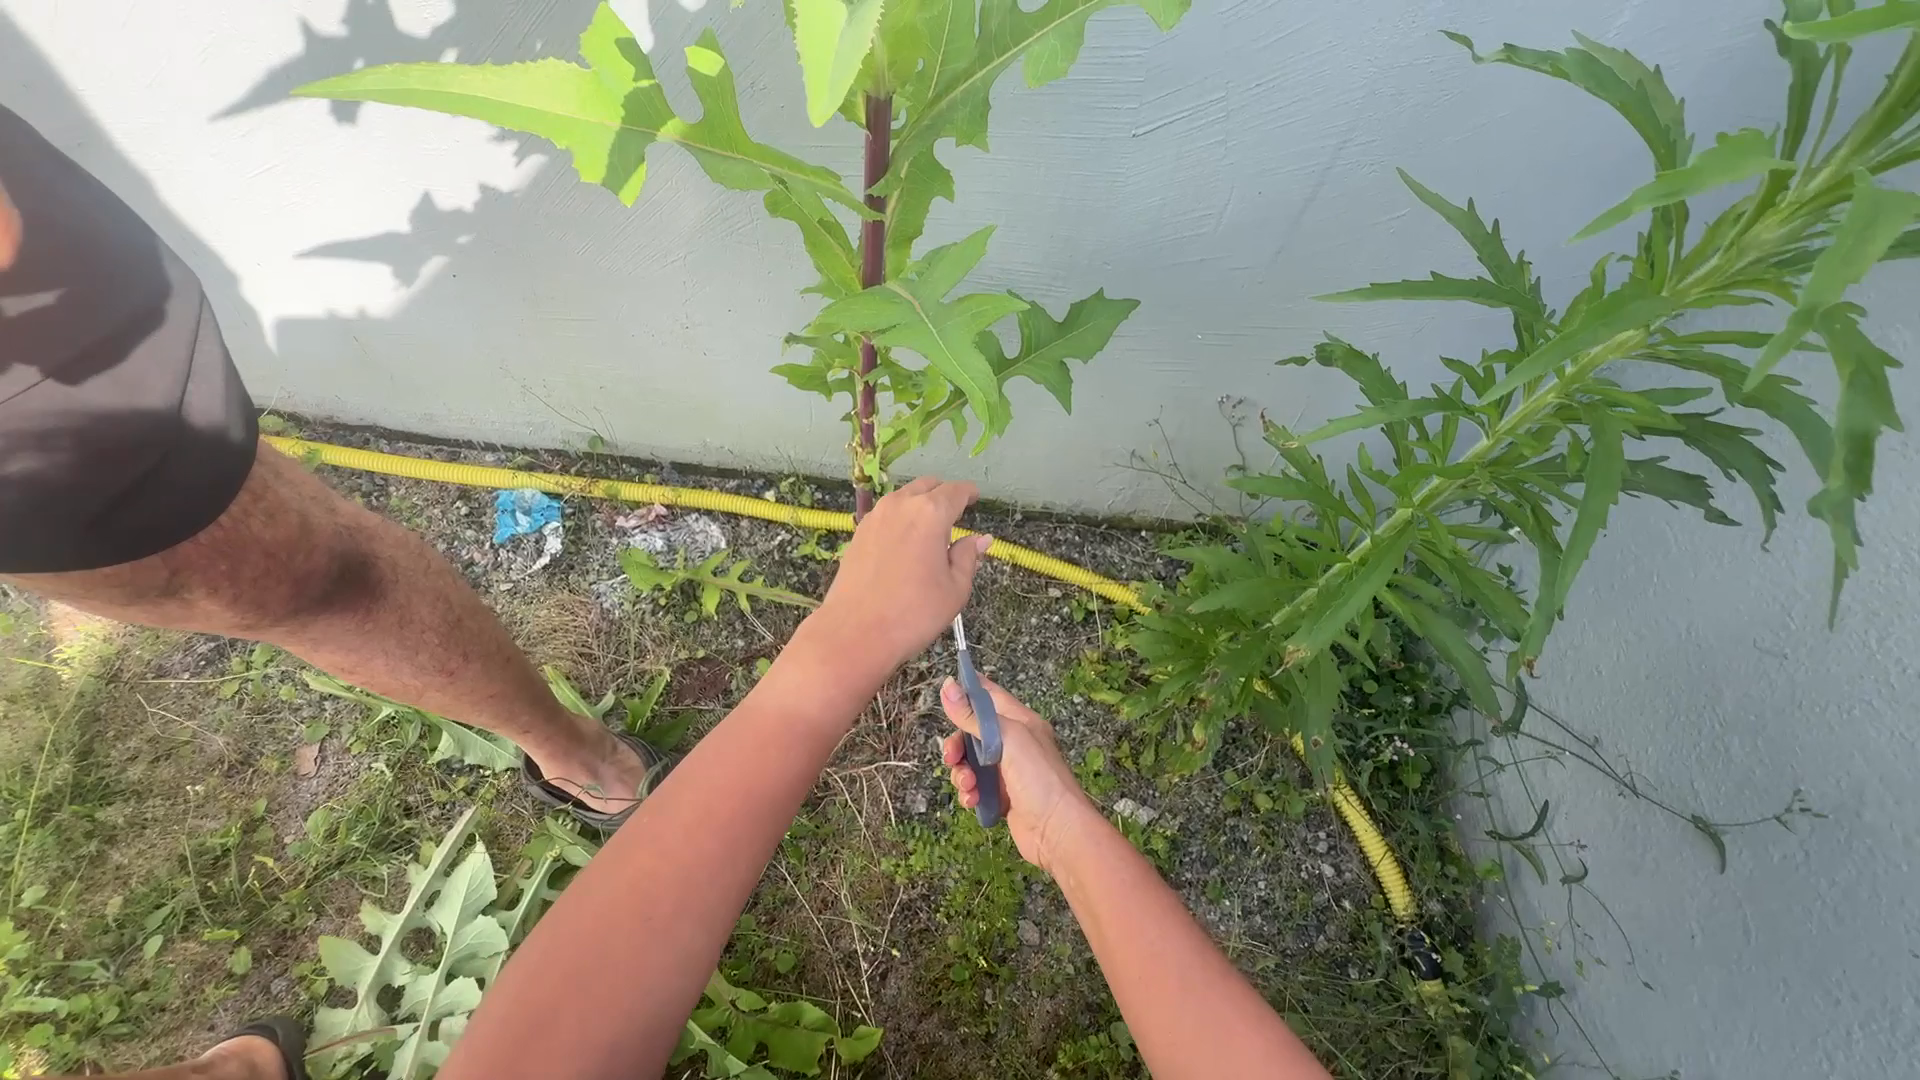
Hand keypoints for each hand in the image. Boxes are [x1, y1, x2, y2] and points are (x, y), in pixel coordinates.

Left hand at [814, 477, 991, 670]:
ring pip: (905, 496)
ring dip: (921, 504)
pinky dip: (902, 517)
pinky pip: (887, 513)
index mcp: (930, 513)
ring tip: (931, 529)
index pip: (956, 491)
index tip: (976, 497)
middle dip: (945, 495)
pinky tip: (906, 541)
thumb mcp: (954, 589)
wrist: (854, 632)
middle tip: (956, 513)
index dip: (969, 493)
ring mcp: (876, 516)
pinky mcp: (859, 532)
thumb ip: (968, 557)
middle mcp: (901, 505)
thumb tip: (980, 539)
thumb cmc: (913, 614)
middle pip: (928, 486)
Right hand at [940, 676, 1099, 873]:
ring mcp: (1008, 771)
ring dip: (962, 773)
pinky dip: (970, 792)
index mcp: (1020, 721)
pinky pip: (976, 787)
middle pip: (973, 733)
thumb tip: (947, 685)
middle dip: (957, 744)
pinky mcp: (1001, 797)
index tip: (944, 691)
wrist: (1058, 831)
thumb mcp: (1006, 738)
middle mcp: (1014, 743)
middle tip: (951, 758)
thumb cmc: (1038, 777)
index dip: (968, 691)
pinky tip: (973, 801)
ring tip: (969, 786)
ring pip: (971, 762)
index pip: (990, 696)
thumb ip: (974, 716)